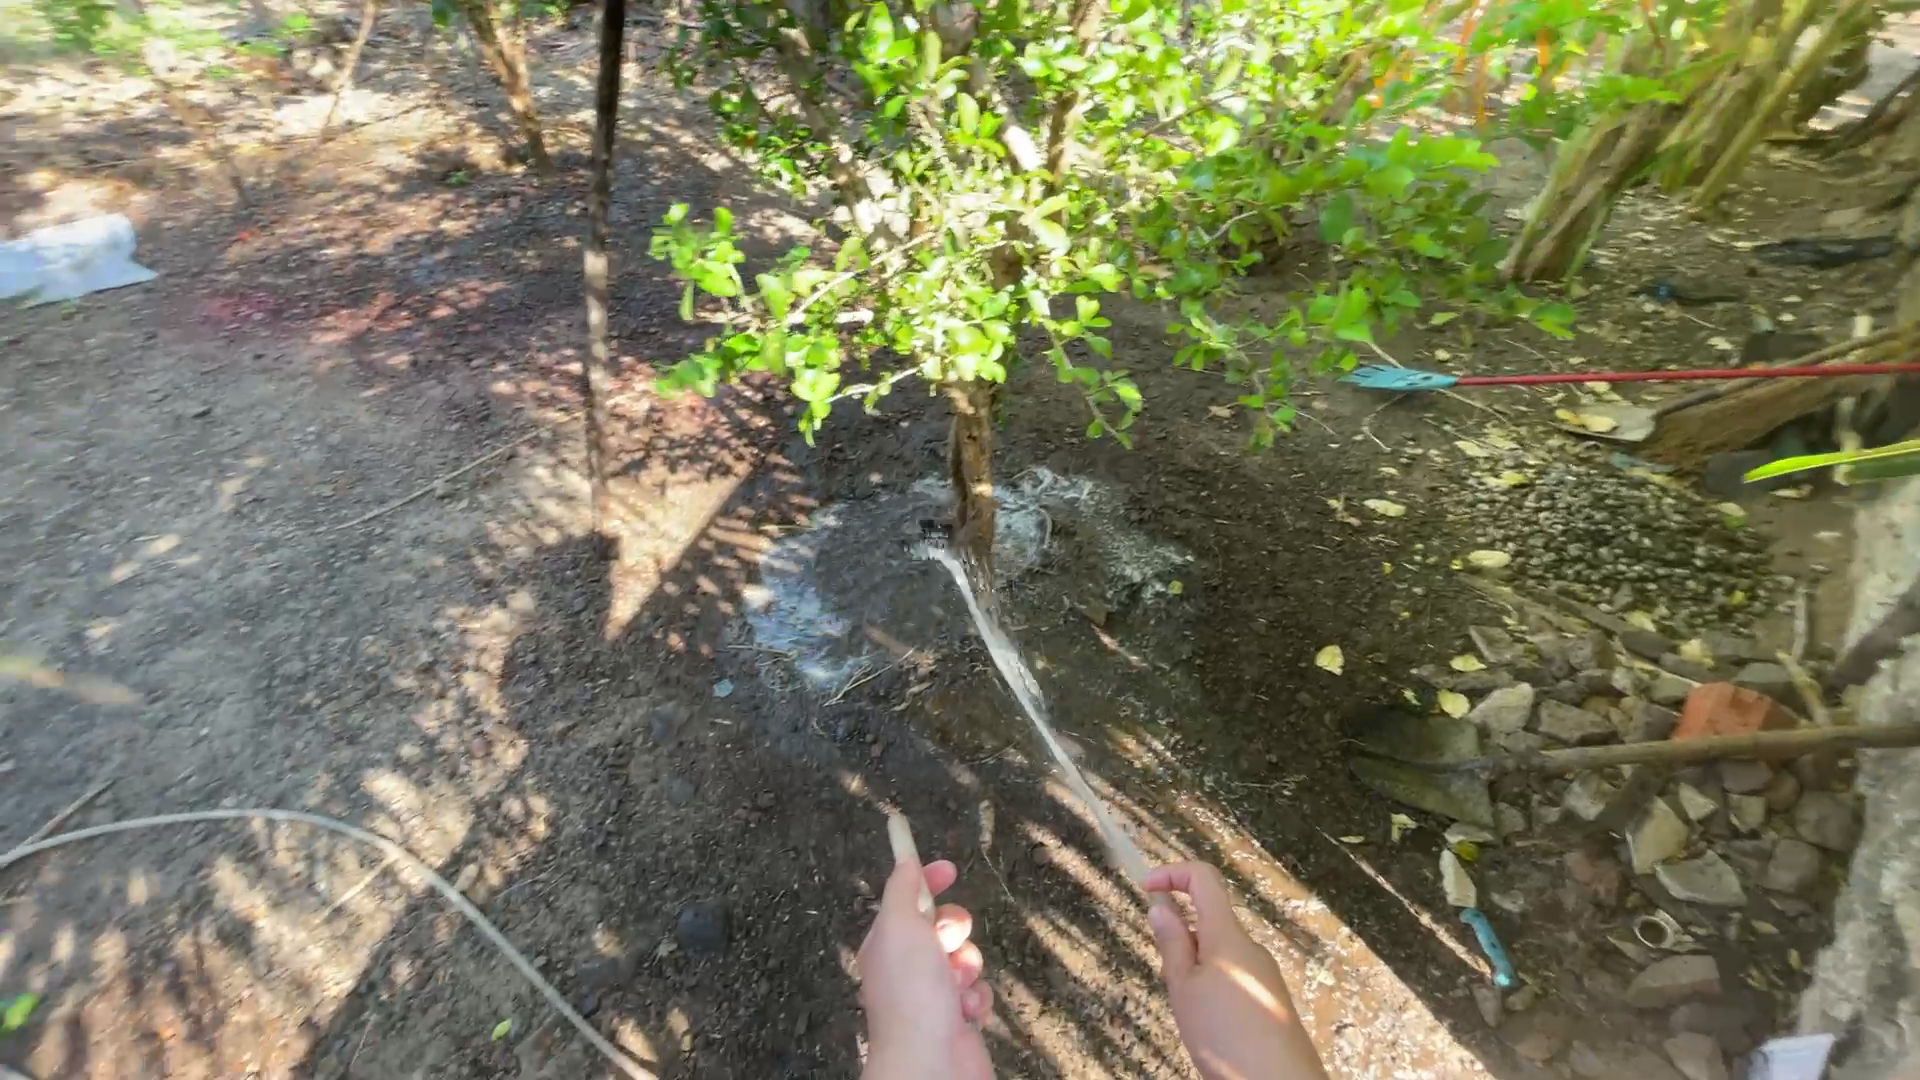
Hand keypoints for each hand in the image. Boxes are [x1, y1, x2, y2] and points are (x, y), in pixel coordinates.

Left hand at [858, 854, 994, 1079]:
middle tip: (949, 941)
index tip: (950, 869)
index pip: (907, 898)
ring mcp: (933, 995)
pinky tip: (967, 1011)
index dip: (928, 880)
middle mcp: (907, 968)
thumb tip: (905, 857)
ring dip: (968, 964)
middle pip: (941, 925)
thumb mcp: (900, 924)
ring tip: (959, 984)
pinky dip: (977, 997)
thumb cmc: (912, 991)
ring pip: (965, 957)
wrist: (931, 1065)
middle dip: (954, 927)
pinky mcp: (958, 1019)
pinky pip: (977, 990)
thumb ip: (902, 887)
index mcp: (887, 943)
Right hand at [1145, 862, 1328, 1079]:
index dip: (1172, 872)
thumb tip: (1160, 903)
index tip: (1145, 889)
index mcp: (1227, 934)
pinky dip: (1213, 984)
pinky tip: (1212, 1027)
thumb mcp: (1184, 989)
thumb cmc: (1226, 1036)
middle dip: (1180, 934)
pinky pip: (1234, 975)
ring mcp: (1265, 974)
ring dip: (1195, 965)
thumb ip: (1172, 943)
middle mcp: (1250, 946)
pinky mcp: (1272, 1001)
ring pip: (1220, 951)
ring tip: (1191, 1013)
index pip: (1203, 877)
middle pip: (1210, 917)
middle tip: (1169, 978)